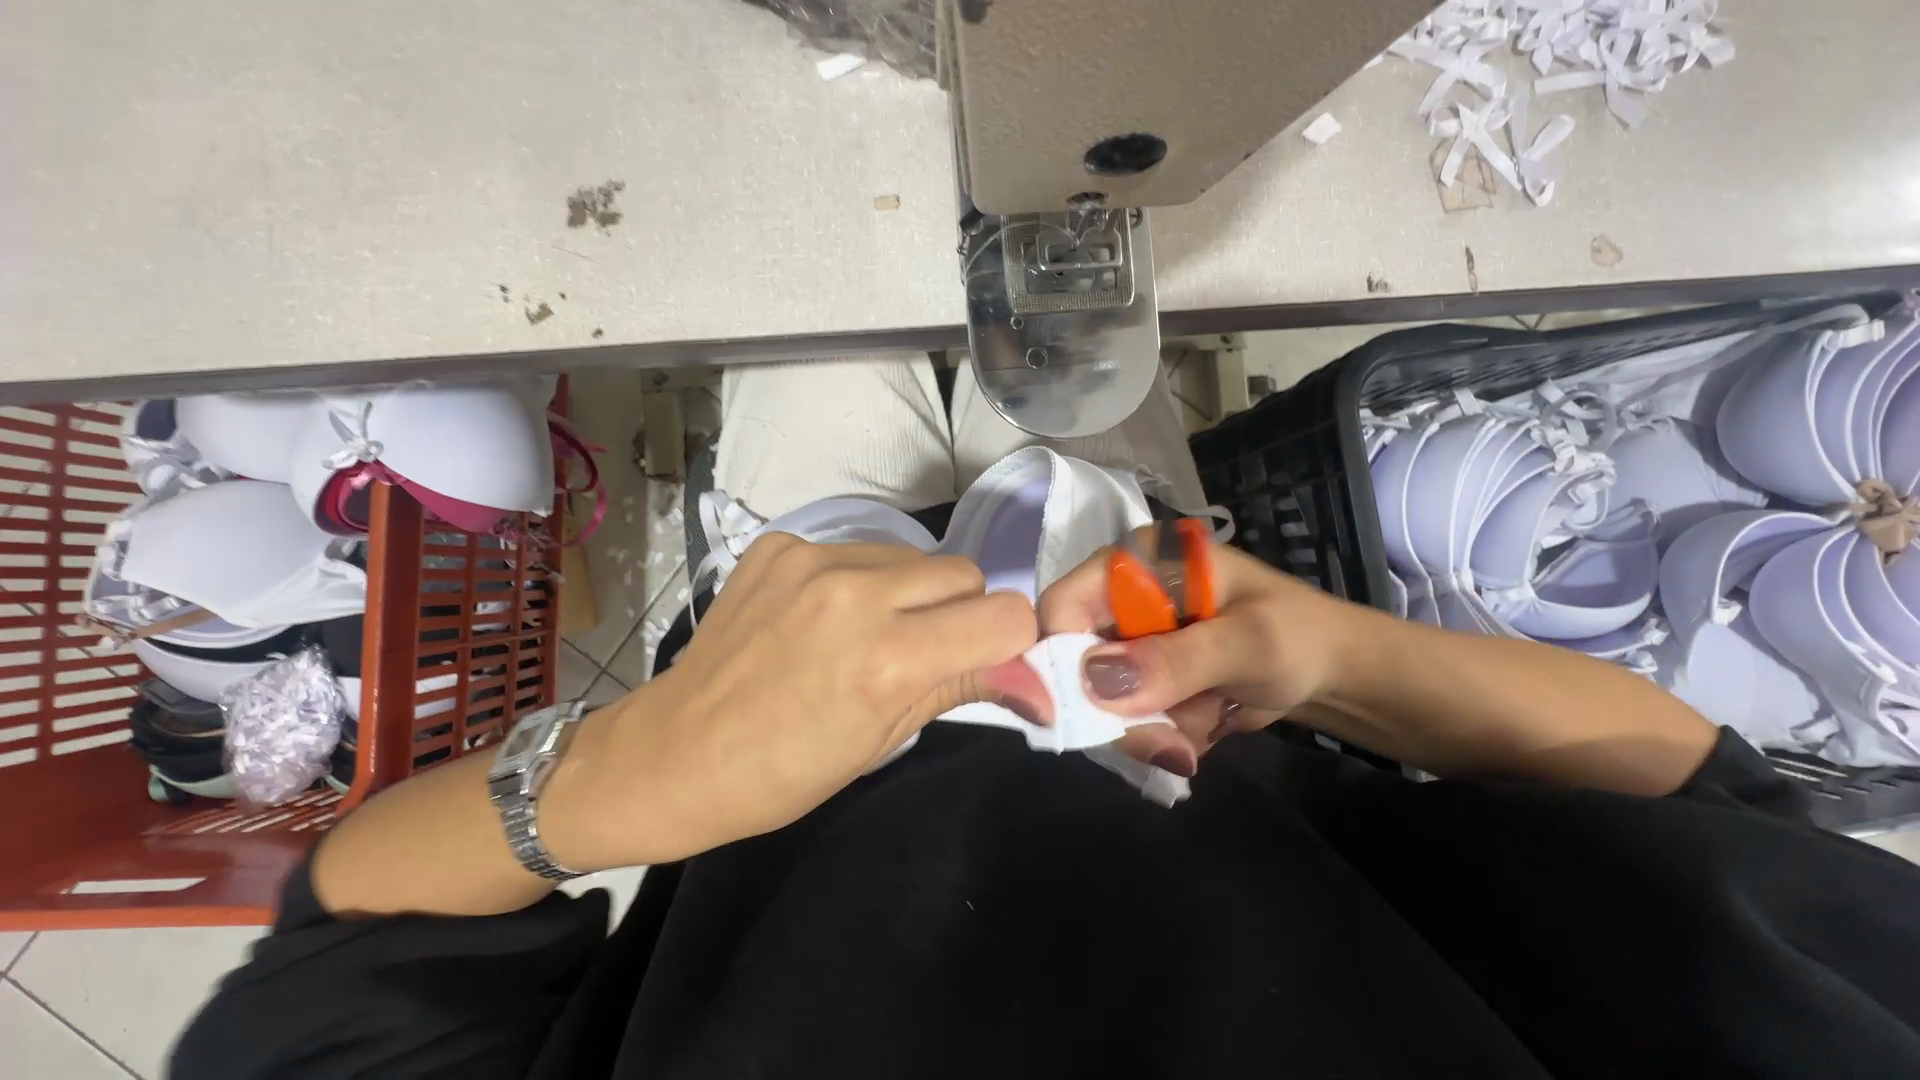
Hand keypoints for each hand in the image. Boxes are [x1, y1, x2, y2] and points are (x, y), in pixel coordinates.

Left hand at [544, 536, 1047, 869]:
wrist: (674, 752)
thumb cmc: (783, 773)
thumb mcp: (882, 741)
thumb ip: (961, 686)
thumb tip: (1038, 682)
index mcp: (889, 657)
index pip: (1005, 616)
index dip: (1010, 643)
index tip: (990, 663)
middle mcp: (857, 591)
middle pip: (964, 574)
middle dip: (962, 613)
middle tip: (923, 653)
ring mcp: (812, 559)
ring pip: (912, 556)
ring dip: (911, 592)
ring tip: (865, 634)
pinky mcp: (779, 545)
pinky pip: (855, 549)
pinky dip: (857, 580)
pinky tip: (820, 617)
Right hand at [1037, 524, 1362, 776]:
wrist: (1332, 671)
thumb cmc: (1299, 636)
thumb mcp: (1247, 644)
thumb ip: (1174, 660)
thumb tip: (1092, 684)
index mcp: (1138, 562)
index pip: (1063, 604)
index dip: (1062, 657)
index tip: (1095, 712)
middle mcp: (1122, 597)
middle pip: (1074, 662)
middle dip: (1120, 711)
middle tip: (1169, 744)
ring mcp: (1131, 640)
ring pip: (1098, 700)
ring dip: (1149, 726)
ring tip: (1205, 723)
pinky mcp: (1142, 676)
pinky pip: (1125, 717)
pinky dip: (1161, 731)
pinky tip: (1205, 722)